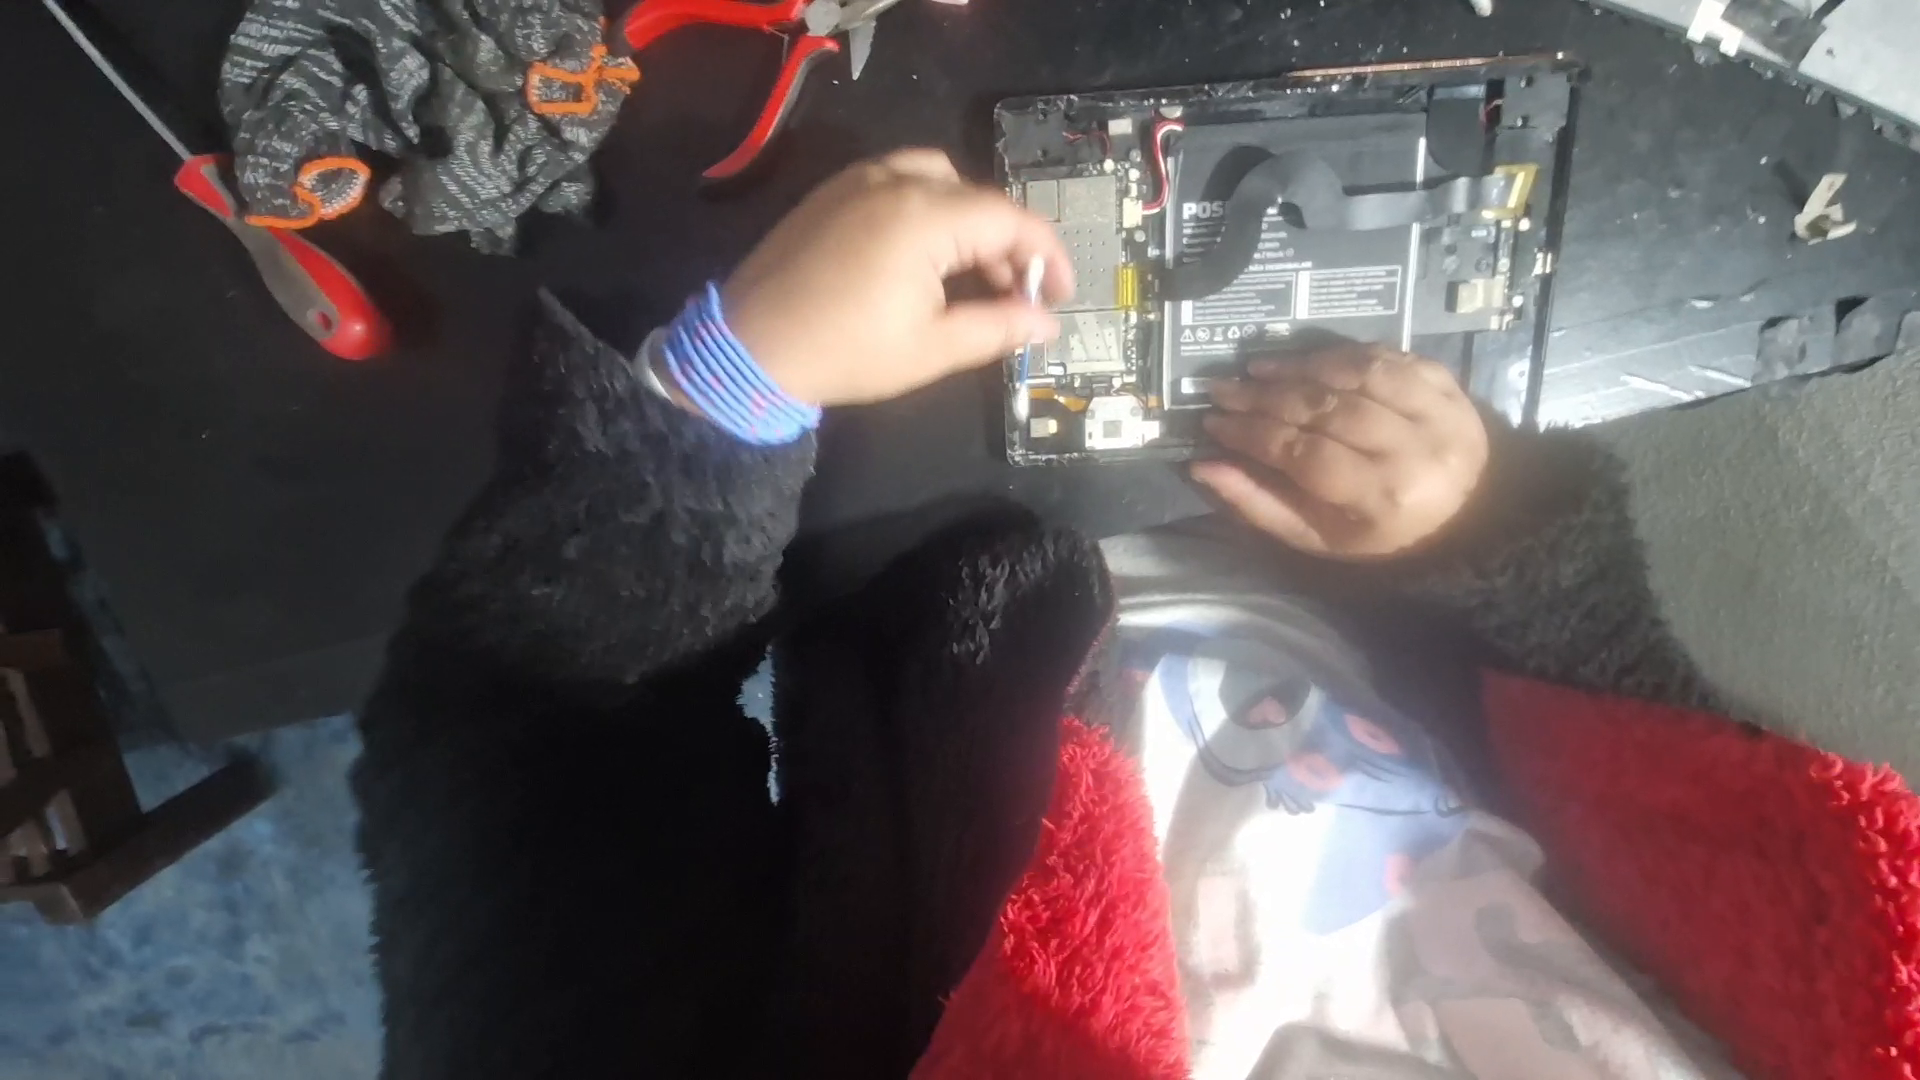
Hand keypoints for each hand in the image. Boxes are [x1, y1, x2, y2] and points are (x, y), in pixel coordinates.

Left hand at [719, 149, 1074, 406]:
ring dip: (971, 227)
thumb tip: (1046, 323)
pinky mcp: (835, 193)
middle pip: (978, 199)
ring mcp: (860, 180)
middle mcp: (895, 180)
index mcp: (925, 216)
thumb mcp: (933, 348)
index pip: (1012, 220)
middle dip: (1009, 247)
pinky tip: (929, 260)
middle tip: (1019, 297)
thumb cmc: (845, 353)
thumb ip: (998, 328)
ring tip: (977, 278)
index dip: (1049, 256)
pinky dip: (932, 215)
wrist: (751, 348)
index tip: (1063, 295)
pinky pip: (901, 185)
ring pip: (941, 184)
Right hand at [1190, 343, 1489, 559]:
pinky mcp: (1449, 387)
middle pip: (1325, 409)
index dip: (1250, 434)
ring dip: (1299, 366)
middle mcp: (1412, 449)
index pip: (1301, 453)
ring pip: (1356, 375)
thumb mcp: (1313, 537)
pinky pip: (1389, 357)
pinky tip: (1308, 358)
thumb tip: (1202, 467)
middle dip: (1264, 396)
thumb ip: (1256, 503)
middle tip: (1222, 389)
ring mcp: (1436, 412)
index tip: (1212, 422)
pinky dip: (1342, 354)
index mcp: (1378, 496)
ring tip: (1258, 367)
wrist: (1468, 520)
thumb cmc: (1377, 536)